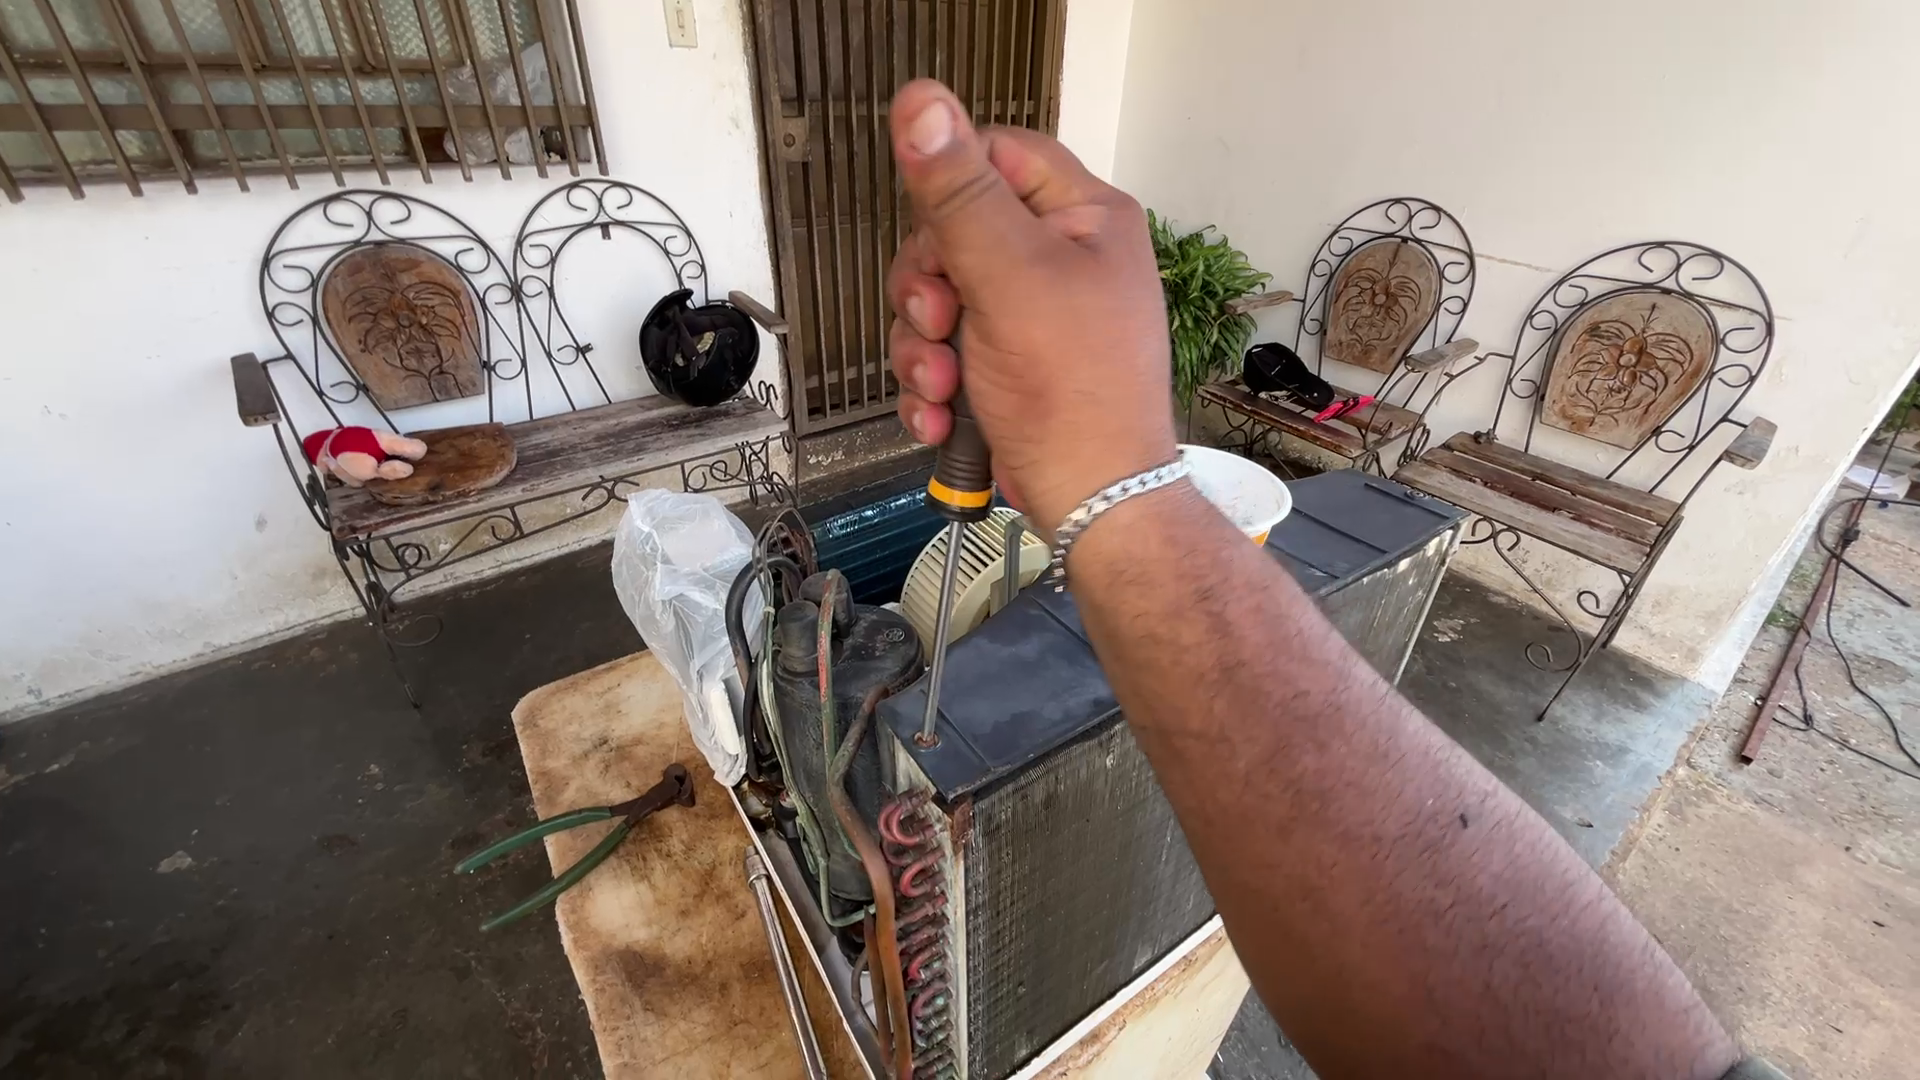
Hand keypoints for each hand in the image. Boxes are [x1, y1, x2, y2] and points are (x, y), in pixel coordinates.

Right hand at [886, 80, 1175, 533]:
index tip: (935, 238)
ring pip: (937, 303)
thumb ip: (961, 195)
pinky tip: (937, 419)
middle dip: (926, 289)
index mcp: (1082, 218)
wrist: (1090, 499)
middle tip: (937, 323)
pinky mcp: (1002, 370)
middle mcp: (1057, 261)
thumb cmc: (1070, 389)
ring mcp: (1027, 320)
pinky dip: (931, 388)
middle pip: (953, 236)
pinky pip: (943, 356)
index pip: (998, 156)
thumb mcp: (1012, 280)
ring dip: (920, 349)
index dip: (951, 189)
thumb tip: (920, 101)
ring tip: (939, 389)